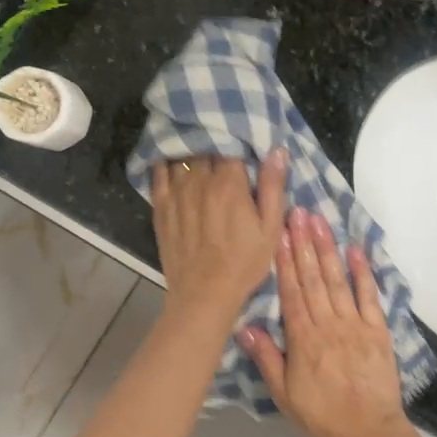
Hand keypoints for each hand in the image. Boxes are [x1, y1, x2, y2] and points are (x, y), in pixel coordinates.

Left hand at [151, 150, 287, 318]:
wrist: (204, 294)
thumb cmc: (244, 262)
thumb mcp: (271, 228)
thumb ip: (274, 187)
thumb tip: (277, 150)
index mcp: (230, 183)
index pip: (232, 146)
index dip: (238, 143)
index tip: (244, 146)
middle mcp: (200, 180)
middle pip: (206, 148)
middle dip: (215, 145)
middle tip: (224, 149)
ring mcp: (177, 192)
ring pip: (183, 157)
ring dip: (192, 150)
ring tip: (199, 149)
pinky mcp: (161, 206)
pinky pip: (159, 173)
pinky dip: (165, 162)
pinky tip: (171, 159)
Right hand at [240, 207, 409, 436]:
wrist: (368, 429)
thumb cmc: (321, 415)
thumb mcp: (283, 394)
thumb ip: (266, 358)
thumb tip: (245, 326)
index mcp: (303, 338)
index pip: (291, 292)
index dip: (283, 261)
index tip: (278, 234)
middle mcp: (328, 323)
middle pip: (313, 278)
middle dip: (304, 243)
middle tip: (298, 213)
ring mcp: (355, 324)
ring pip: (338, 280)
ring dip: (328, 249)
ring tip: (319, 222)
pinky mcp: (378, 329)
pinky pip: (369, 295)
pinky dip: (363, 272)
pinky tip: (356, 250)